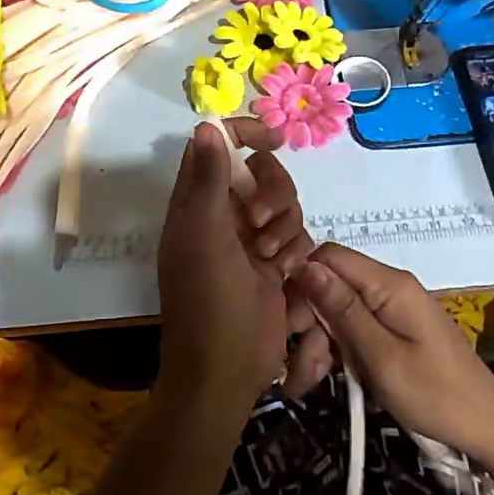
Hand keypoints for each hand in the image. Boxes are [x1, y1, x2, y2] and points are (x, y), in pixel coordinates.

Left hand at [155, 119, 314, 408]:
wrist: (227, 369)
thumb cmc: (208, 301)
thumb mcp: (204, 236)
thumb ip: (209, 179)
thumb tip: (206, 125)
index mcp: (197, 203)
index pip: (216, 146)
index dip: (243, 133)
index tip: (273, 139)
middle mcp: (223, 214)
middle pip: (261, 172)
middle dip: (272, 192)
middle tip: (260, 222)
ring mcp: (251, 238)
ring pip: (284, 202)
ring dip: (285, 225)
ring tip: (272, 259)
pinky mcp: (275, 261)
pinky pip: (297, 233)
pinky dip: (295, 249)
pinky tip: (285, 274)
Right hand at [290, 243, 493, 456]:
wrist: (484, 426)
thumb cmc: (433, 394)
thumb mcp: (380, 355)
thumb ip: (342, 309)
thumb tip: (305, 265)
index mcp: (388, 284)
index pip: (329, 257)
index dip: (302, 283)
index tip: (287, 324)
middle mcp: (388, 287)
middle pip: (331, 287)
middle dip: (308, 325)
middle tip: (296, 370)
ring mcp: (391, 308)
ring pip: (338, 312)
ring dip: (318, 345)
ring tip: (304, 385)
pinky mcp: (393, 329)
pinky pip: (355, 329)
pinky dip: (336, 352)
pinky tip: (322, 379)